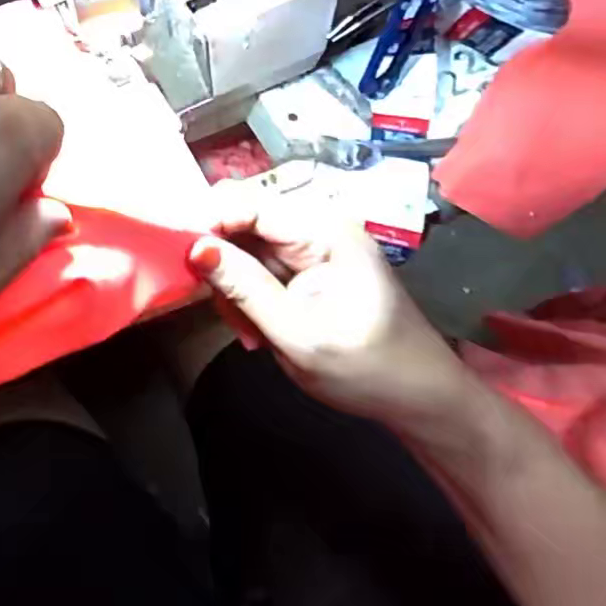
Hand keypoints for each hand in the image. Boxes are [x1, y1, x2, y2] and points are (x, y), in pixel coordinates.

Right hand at [188, 187, 477, 429]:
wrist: (422, 401)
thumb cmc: (369, 371)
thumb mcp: (299, 336)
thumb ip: (244, 288)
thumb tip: (194, 248)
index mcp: (323, 231)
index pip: (247, 203)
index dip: (209, 223)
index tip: (184, 258)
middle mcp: (313, 226)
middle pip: (239, 222)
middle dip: (221, 264)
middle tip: (225, 311)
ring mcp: (308, 245)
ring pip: (241, 247)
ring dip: (233, 287)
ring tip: (249, 332)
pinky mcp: (303, 265)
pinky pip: (255, 266)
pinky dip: (246, 295)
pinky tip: (258, 328)